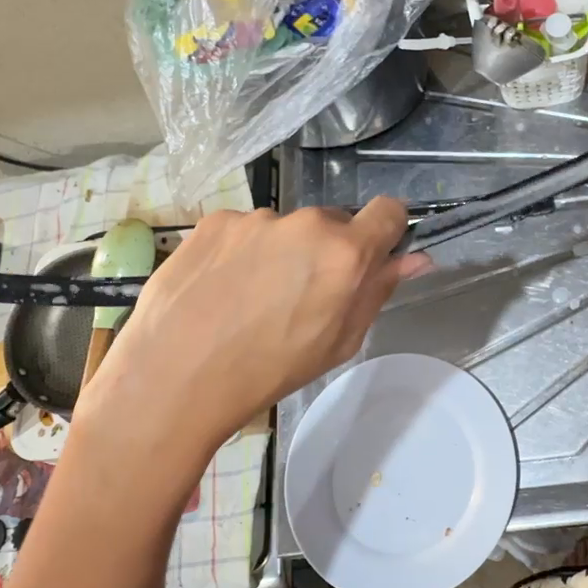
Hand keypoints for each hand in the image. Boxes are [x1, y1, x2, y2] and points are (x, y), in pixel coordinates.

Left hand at [73, 198, 429, 454]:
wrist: (173, 376)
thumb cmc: (267, 371)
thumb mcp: (338, 344)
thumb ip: (377, 293)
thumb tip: (414, 260)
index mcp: (345, 254)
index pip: (389, 211)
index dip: (385, 232)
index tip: (372, 257)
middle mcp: (305, 223)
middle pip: (334, 223)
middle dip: (327, 251)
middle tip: (301, 296)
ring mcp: (256, 218)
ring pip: (287, 229)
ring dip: (282, 252)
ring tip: (250, 299)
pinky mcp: (215, 221)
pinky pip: (245, 230)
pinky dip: (242, 252)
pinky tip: (221, 289)